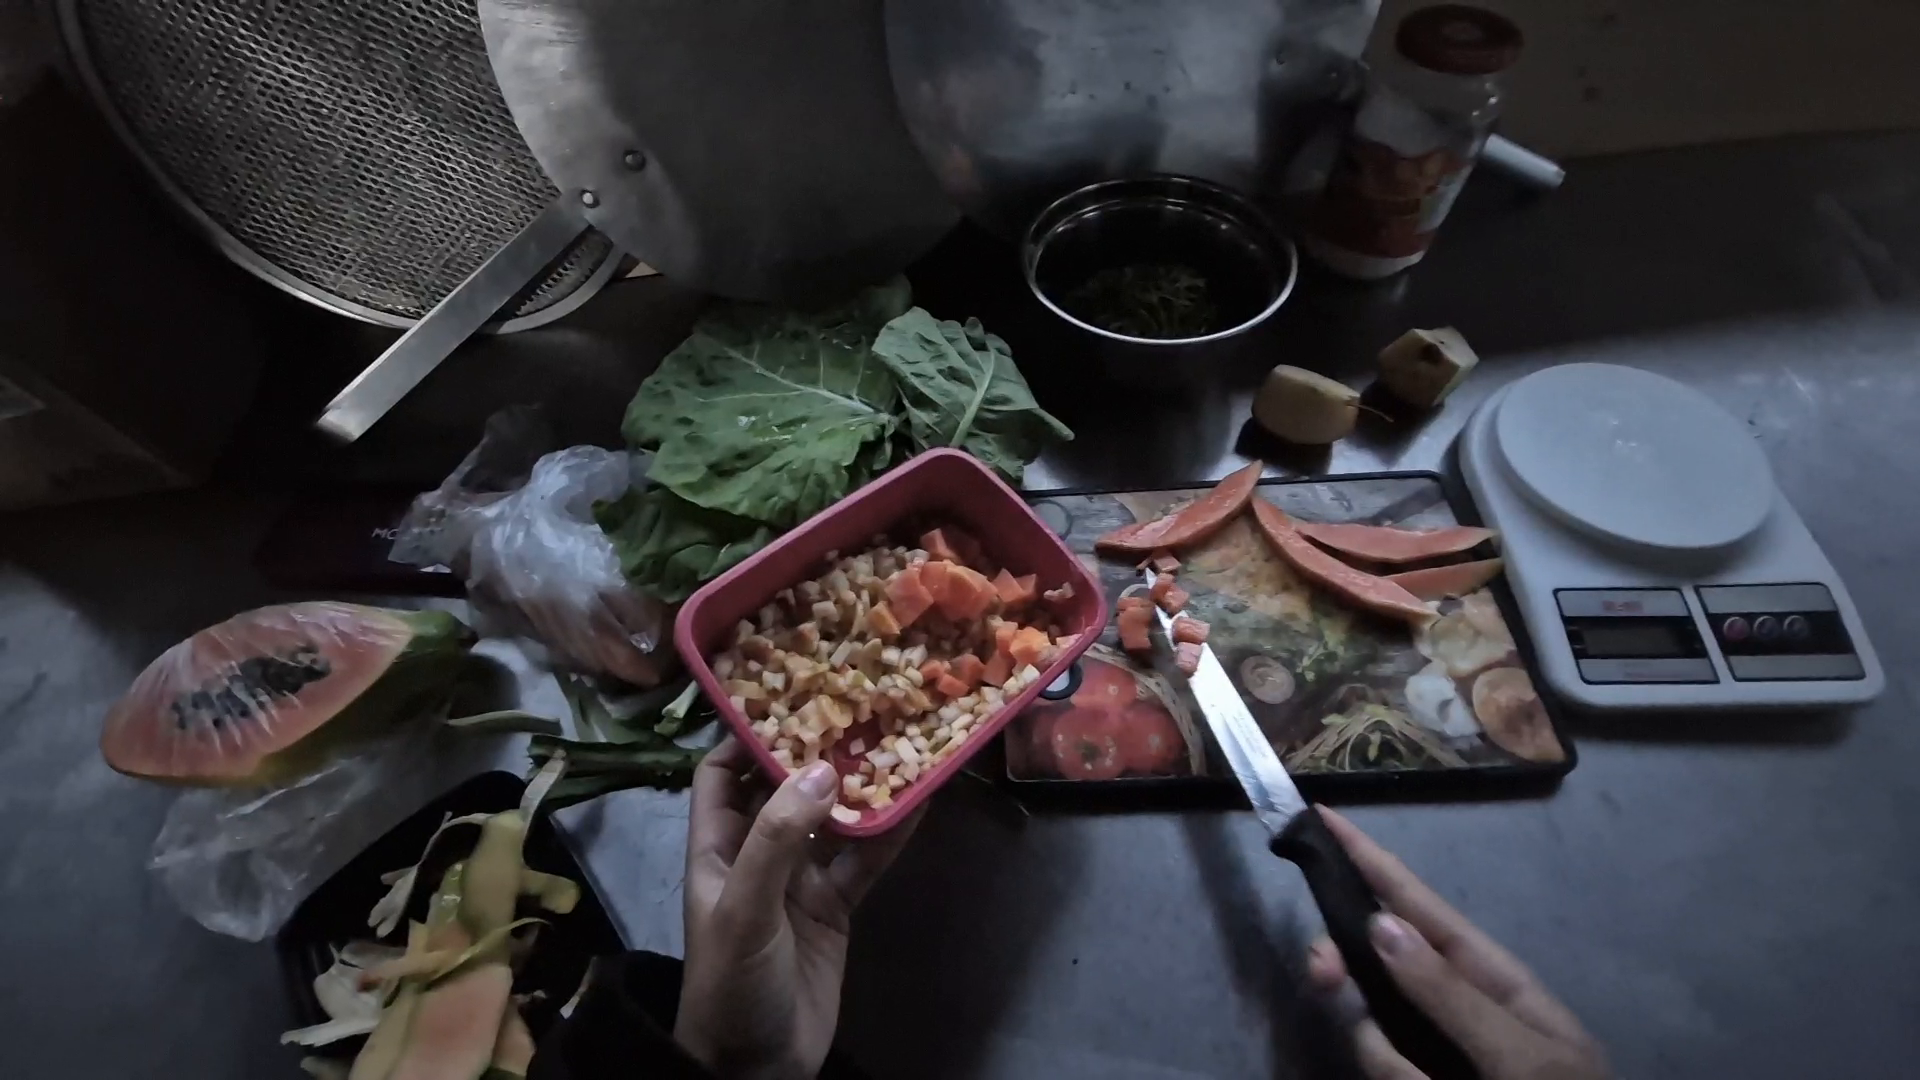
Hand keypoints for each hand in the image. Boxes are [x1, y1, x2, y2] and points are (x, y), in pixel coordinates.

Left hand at [675, 738, 922, 1078]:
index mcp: (719, 844)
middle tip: (857, 706)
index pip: (722, 772)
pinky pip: (867, 855)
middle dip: (817, 750)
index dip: (746, 735)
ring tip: (896, 740)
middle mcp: (760, 849)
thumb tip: (822, 768)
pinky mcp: (836, 901)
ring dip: (861, 785)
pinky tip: (921, 800)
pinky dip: (891, 830)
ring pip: (833, 816)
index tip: (788, 697)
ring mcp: (801, 875)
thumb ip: (777, 839)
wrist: (758, 1070)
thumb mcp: (743, 908)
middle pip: (785, 785)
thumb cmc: (732, 981)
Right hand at [1305, 807, 1609, 1079]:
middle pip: (1370, 953)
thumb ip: (1449, 994)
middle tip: (1321, 978)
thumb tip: (1378, 922)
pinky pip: (1378, 1064)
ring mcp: (1430, 1045)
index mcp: (1489, 977)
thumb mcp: (1525, 1059)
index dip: (1367, 854)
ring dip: (1388, 1058)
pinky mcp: (1412, 1076)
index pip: (1417, 900)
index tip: (1319, 813)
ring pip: (1368, 1019)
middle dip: (1342, 961)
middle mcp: (1449, 1002)